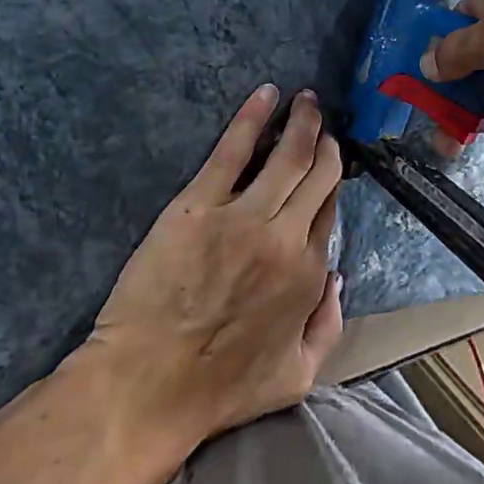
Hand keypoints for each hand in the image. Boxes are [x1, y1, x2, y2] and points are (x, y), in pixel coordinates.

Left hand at [90, 84, 344, 442]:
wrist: (145, 388)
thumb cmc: (218, 388)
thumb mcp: (295, 376)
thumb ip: (329, 326)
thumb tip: (337, 276)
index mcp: (307, 273)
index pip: (327, 210)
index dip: (329, 183)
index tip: (327, 166)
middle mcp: (285, 237)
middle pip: (317, 174)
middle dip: (325, 142)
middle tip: (322, 122)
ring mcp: (243, 216)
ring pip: (286, 155)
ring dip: (301, 122)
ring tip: (305, 101)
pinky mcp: (198, 204)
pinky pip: (232, 150)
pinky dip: (253, 118)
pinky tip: (266, 94)